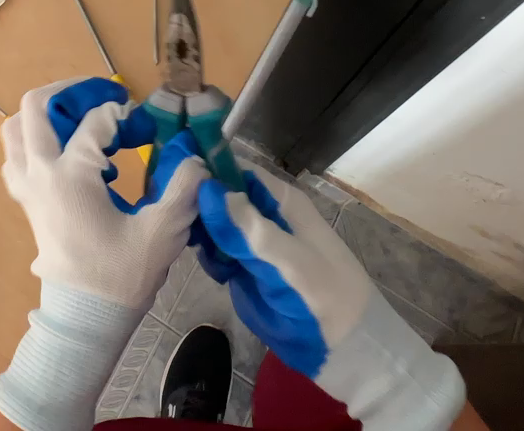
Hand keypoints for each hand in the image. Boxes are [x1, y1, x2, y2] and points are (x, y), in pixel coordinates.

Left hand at [0, 77, 205, 430]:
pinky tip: (68, 152)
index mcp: (71, 175)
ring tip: (79, 118)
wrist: (85, 319)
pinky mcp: (25, 199)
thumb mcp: (162, 231)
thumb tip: (196, 158)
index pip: (97, 121)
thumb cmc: (121, 275)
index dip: (125, 114)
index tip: (146, 125)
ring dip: (45, 114)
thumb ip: (183, 188)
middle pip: (36, 107)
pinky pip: (16, 153)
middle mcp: (41, 172)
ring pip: (16, 128)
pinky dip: (36, 141)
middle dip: (71, 90)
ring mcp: (27, 185)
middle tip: (102, 95)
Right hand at [196, 169, 466, 430]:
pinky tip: (212, 270)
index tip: (177, 180)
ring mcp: (255, 244)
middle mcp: (266, 216)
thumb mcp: (289, 261)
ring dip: (203, 233)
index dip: (209, 171)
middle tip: (179, 220)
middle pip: (222, 196)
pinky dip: (211, 258)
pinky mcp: (248, 271)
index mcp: (281, 202)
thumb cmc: (325, 297)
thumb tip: (208, 188)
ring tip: (195, 247)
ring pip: (216, 225)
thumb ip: (248, 228)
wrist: (346, 352)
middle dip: (200, 205)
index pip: (238, 171)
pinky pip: (220, 253)